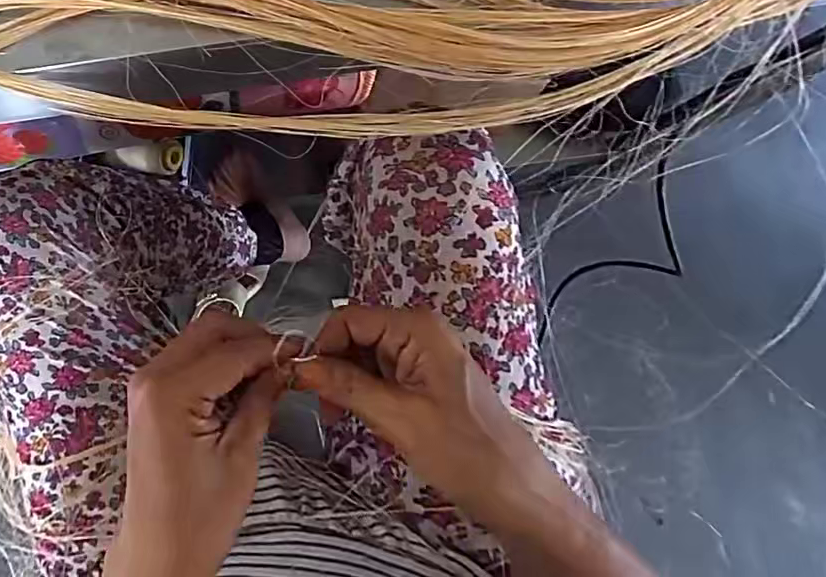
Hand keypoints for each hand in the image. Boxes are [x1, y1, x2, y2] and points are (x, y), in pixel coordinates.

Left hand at [104, 311, 286, 576]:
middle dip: (248, 336)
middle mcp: (150, 374)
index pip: (228, 351)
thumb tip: (281, 366)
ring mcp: (145, 379)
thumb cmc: (199, 517)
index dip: (267, 347)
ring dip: (231, 346)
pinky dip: (214, 360)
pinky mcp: (148, 389)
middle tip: (283, 357)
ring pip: (195, 338)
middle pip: (206, 329)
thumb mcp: (240, 459)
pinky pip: (185, 357)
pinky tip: (240, 380)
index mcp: (170, 390)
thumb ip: (259, 402)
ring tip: (267, 370)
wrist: (158, 550)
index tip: (298, 350)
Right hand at [290, 305, 569, 531]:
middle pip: (354, 336)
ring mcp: (423, 355)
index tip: (304, 380)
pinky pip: (380, 373)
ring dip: (346, 383)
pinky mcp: (426, 378)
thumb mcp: (397, 418)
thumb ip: (344, 385)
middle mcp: (418, 332)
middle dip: (333, 368)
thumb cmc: (467, 456)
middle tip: (324, 408)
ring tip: (340, 418)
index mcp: (416, 328)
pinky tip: (363, 417)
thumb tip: (297, 365)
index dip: (321, 346)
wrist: (527, 506)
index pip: (347, 319)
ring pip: (363, 356)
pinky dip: (364, 393)